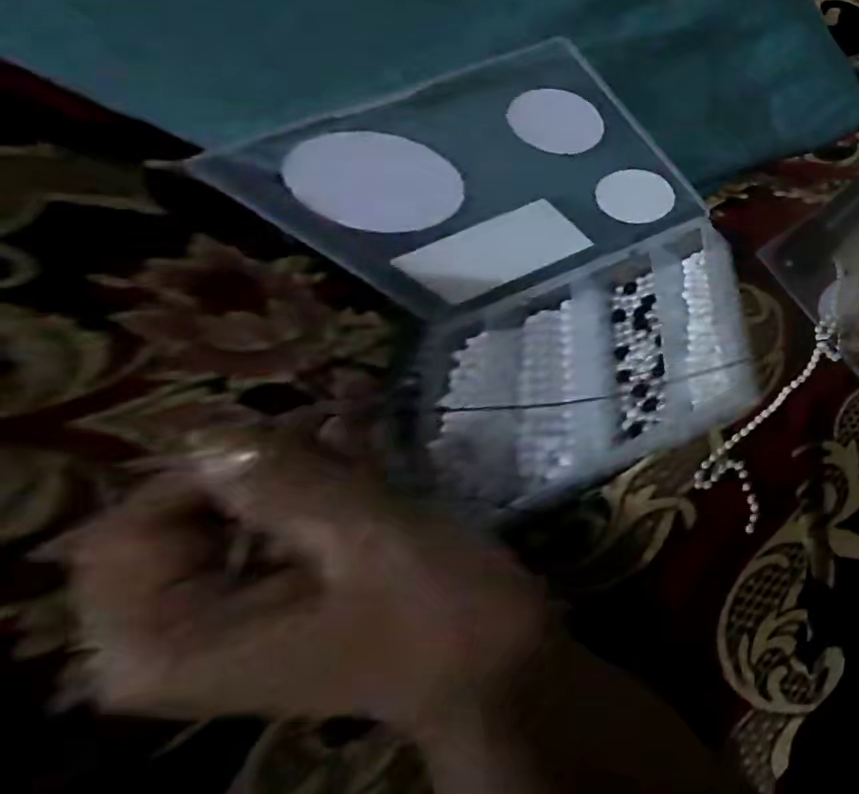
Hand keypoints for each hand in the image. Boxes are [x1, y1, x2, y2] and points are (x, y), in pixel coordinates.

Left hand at [49, 437, 552, 733]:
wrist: (507, 668)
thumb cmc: (442, 612)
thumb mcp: (375, 540)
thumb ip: (293, 484)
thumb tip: (216, 430)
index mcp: (166, 643)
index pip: (132, 530)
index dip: (212, 467)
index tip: (308, 425)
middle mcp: (179, 636)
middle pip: (188, 520)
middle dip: (269, 460)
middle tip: (348, 409)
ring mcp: (238, 620)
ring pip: (243, 518)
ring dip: (307, 464)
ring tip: (368, 411)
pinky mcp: (291, 603)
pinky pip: (284, 533)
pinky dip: (328, 488)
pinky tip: (374, 446)